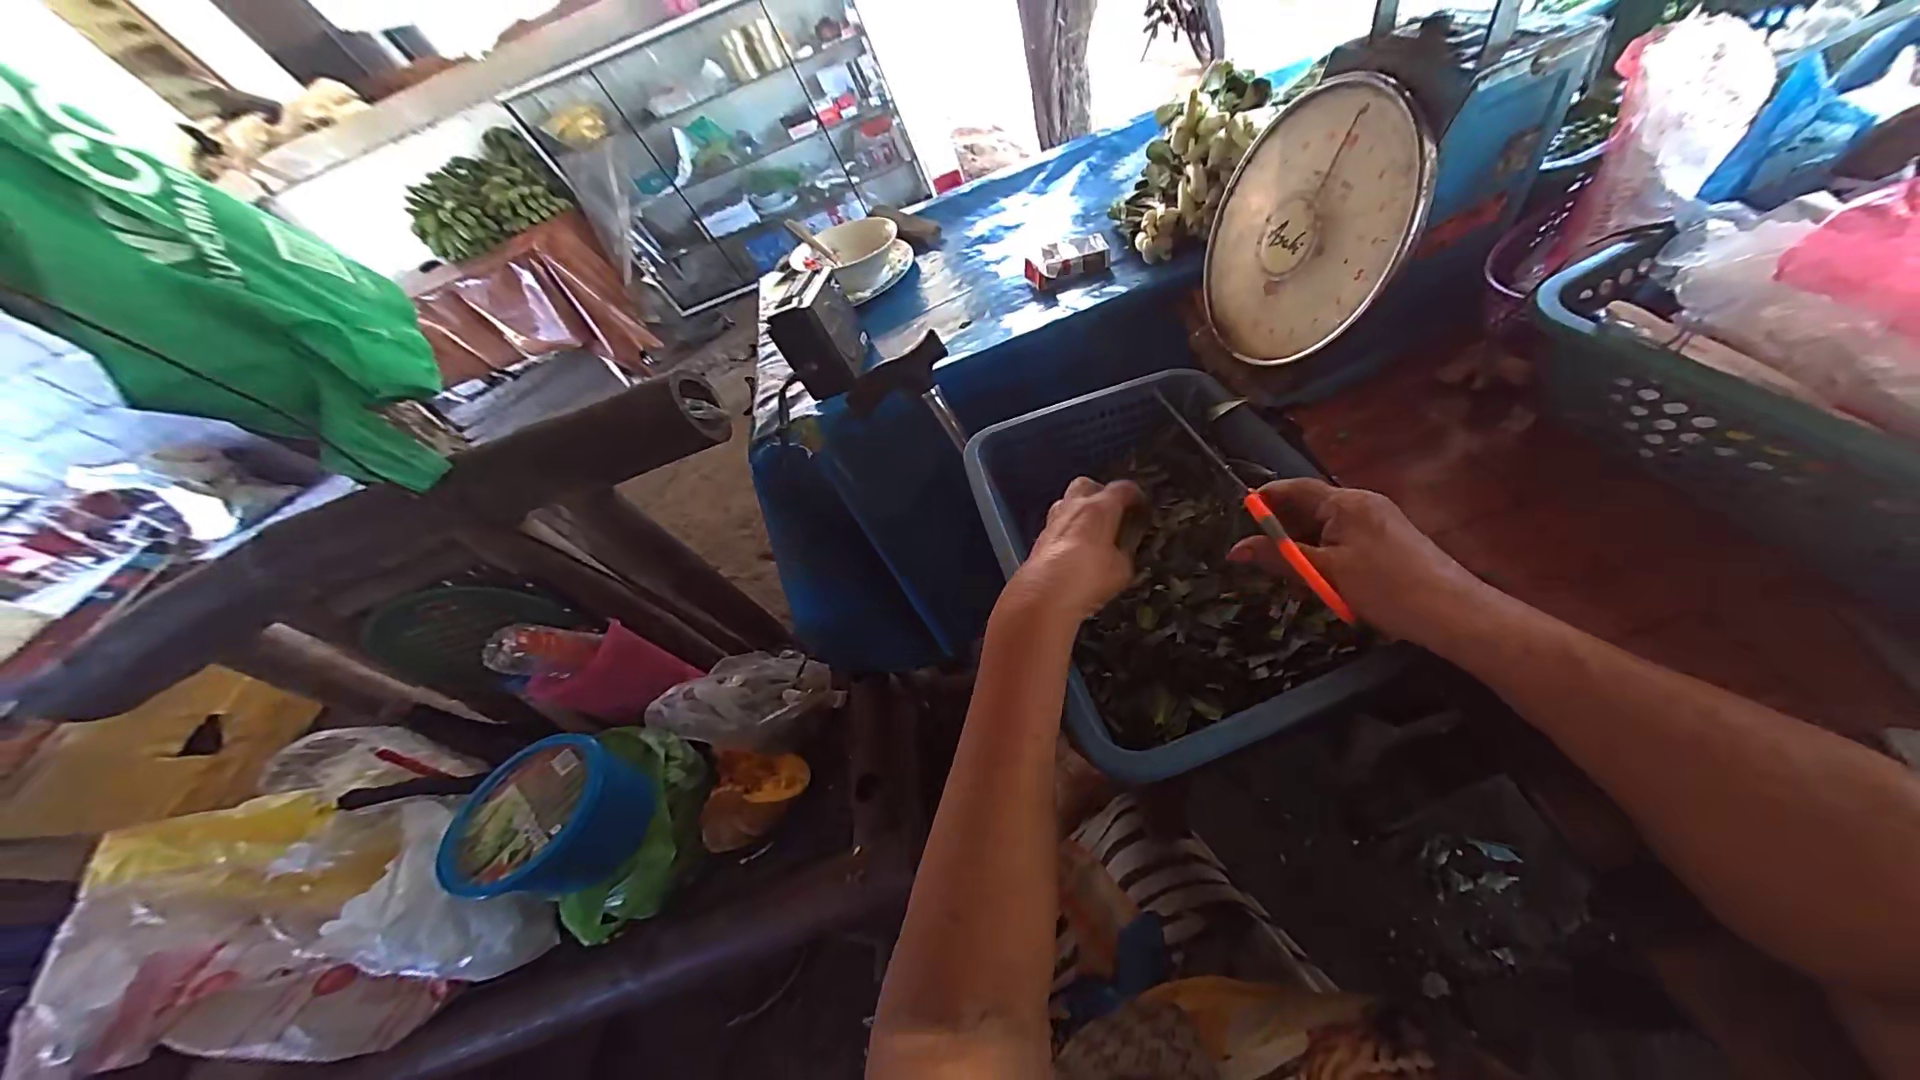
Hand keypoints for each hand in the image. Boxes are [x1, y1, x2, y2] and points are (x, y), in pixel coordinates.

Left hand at [1002, 477, 1143, 623]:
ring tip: (1094, 532)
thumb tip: (1126, 549)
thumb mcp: (1123, 569)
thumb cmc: (1083, 579)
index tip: (1142, 508)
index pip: (1124, 488)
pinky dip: (1067, 530)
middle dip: (1102, 495)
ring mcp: (1053, 521)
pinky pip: (1057, 524)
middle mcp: (1073, 507)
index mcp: (1100, 508)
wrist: (1042, 596)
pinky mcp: (1039, 538)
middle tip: (1115, 514)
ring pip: (1068, 503)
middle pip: (1089, 485)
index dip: (1136, 496)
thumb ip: (1127, 551)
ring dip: (1081, 512)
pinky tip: (1075, 549)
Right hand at [1227, 478, 1495, 644]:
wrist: (1455, 615)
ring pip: (1324, 530)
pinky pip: (1343, 542)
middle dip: (1282, 533)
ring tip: (1296, 581)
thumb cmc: (1385, 588)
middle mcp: (1363, 504)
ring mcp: (1379, 523)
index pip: (1293, 489)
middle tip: (1263, 562)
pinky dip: (1325, 559)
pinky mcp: (1389, 543)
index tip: (1237, 518)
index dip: (1263, 501)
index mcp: (1346, 503)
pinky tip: (1325, 585)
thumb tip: (1234, 549)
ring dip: (1304, 552)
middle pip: (1308, 509)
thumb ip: (1278, 558)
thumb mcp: (1324, 574)